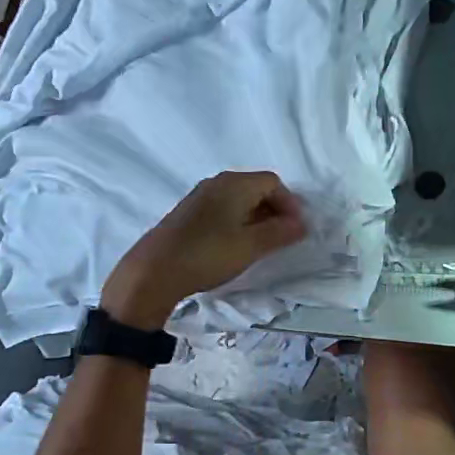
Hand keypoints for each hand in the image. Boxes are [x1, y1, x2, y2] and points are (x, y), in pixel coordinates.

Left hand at [100, 172, 307, 329]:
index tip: (295, 230)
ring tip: (261, 244)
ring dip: (256, 218)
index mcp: (234, 184)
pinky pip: (223, 209)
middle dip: (274, 210)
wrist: (153, 272)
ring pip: (238, 200)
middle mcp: (217, 183)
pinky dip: (237, 222)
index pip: (273, 183)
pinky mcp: (188, 214)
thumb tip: (301, 224)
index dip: (289, 204)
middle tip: (282, 238)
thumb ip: (280, 232)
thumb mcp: (251, 246)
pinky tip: (235, 245)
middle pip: (256, 188)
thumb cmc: (208, 255)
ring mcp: (199, 197)